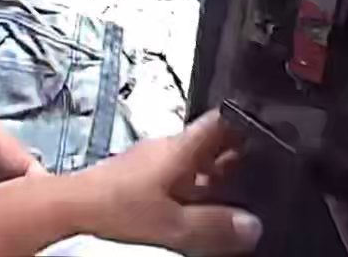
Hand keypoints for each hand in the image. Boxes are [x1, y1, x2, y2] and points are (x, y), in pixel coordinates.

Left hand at [64, 112, 260, 254]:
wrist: (80, 205)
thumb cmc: (122, 206)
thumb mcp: (174, 225)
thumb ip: (214, 226)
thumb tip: (253, 225)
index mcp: (179, 149)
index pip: (217, 123)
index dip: (243, 120)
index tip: (267, 125)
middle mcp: (170, 148)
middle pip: (210, 144)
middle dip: (237, 154)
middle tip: (267, 167)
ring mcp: (157, 160)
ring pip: (197, 162)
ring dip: (219, 174)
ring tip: (246, 191)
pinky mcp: (147, 175)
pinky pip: (183, 176)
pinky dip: (201, 187)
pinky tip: (209, 208)